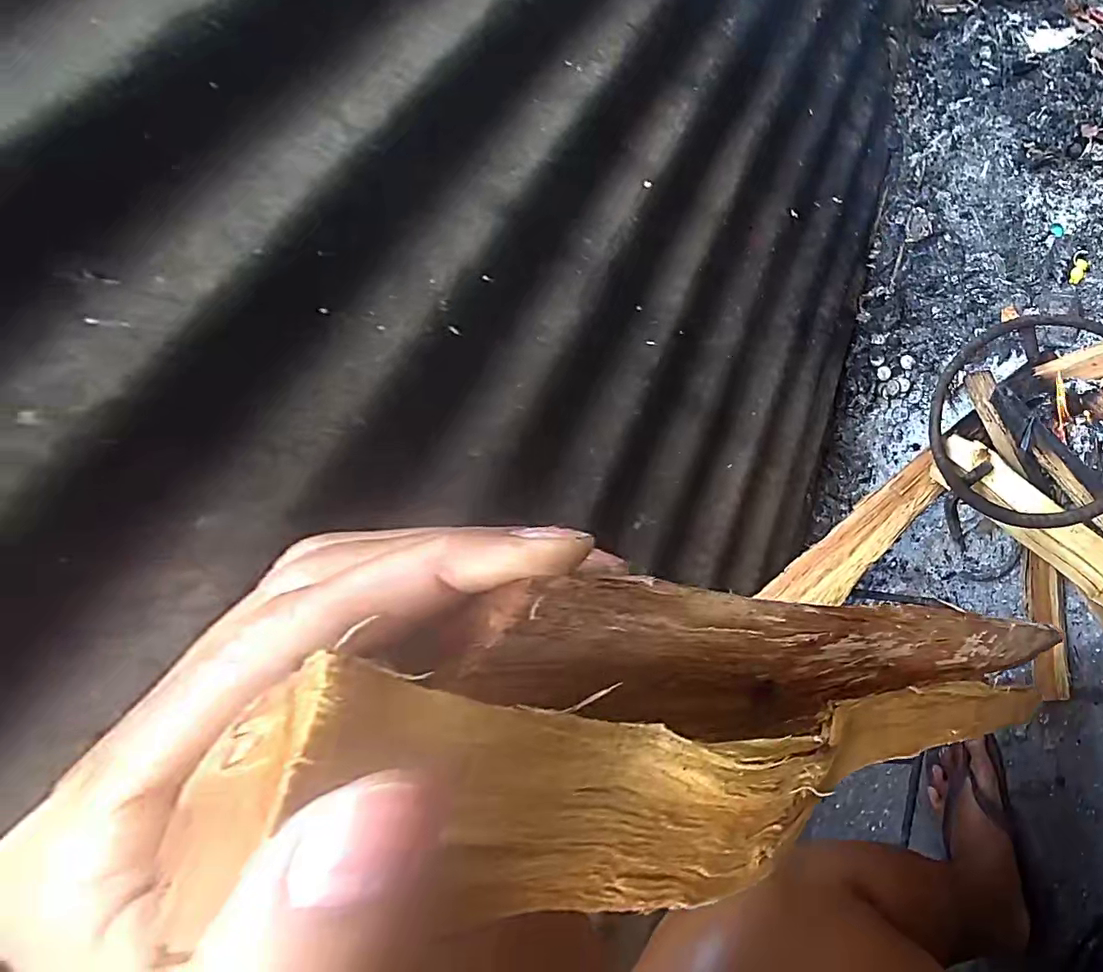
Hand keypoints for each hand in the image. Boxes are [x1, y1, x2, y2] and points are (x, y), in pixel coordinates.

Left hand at [0, 526, 618, 970]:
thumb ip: (303, 941)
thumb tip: (389, 802)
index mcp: (138, 798)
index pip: (289, 624)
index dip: (435, 565)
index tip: (559, 554)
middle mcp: (192, 740)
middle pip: (328, 584)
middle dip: (469, 557)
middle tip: (579, 566)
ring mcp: (260, 729)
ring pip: (367, 595)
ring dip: (481, 575)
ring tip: (573, 584)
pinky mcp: (326, 734)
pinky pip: (400, 640)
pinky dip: (479, 611)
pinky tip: (536, 621)